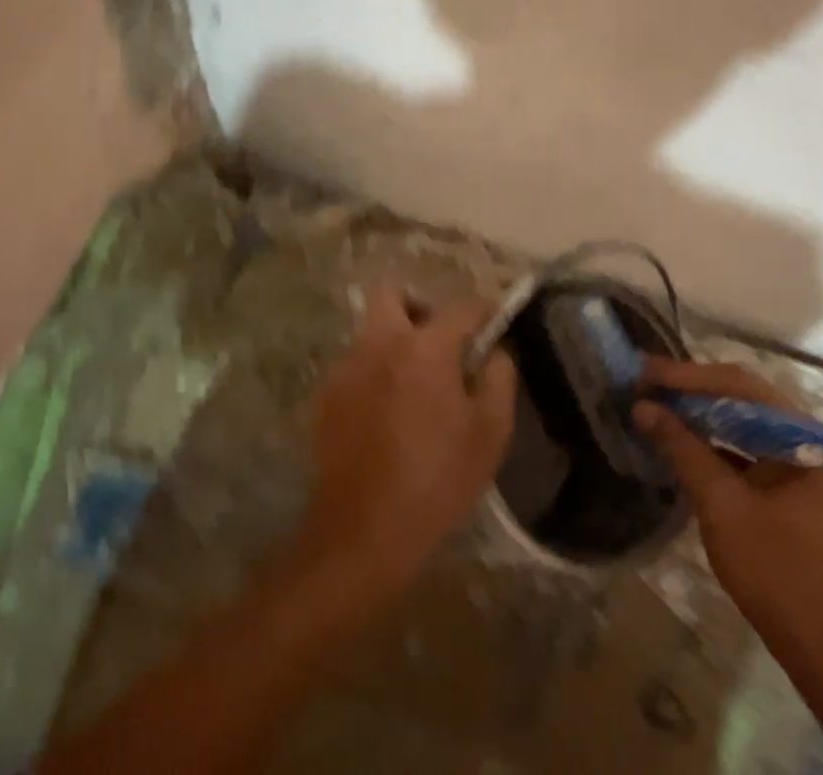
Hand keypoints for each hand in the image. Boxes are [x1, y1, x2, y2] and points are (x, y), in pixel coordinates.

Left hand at [296, 283, 517, 592]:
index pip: (462, 306)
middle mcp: (378, 345)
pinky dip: (374, 375)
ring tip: (416, 387)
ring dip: (395, 342)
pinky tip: (388, 415)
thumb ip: (499, 379)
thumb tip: (496, 352)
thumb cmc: (438, 480)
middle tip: (441, 340)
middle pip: (391, 292)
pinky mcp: (324, 398)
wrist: (364, 530)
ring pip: (370, 332)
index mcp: (424, 349)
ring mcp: (344, 370)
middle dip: (419, 304)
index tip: (496, 322)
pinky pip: (354, 367)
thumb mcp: (490, 433)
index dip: (485, 309)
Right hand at [632, 357, 822, 667]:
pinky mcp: (798, 495)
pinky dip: (720, 448)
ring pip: (750, 429)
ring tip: (657, 411)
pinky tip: (686, 448)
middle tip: (644, 388)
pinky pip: (754, 456)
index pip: (743, 386)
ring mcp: (809, 470)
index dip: (688, 376)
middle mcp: (814, 444)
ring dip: (704, 419)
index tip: (643, 373)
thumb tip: (645, 408)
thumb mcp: (723, 508)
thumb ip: (684, 451)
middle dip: (694, 393)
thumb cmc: (777, 574)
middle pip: (748, 401)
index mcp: (808, 439)